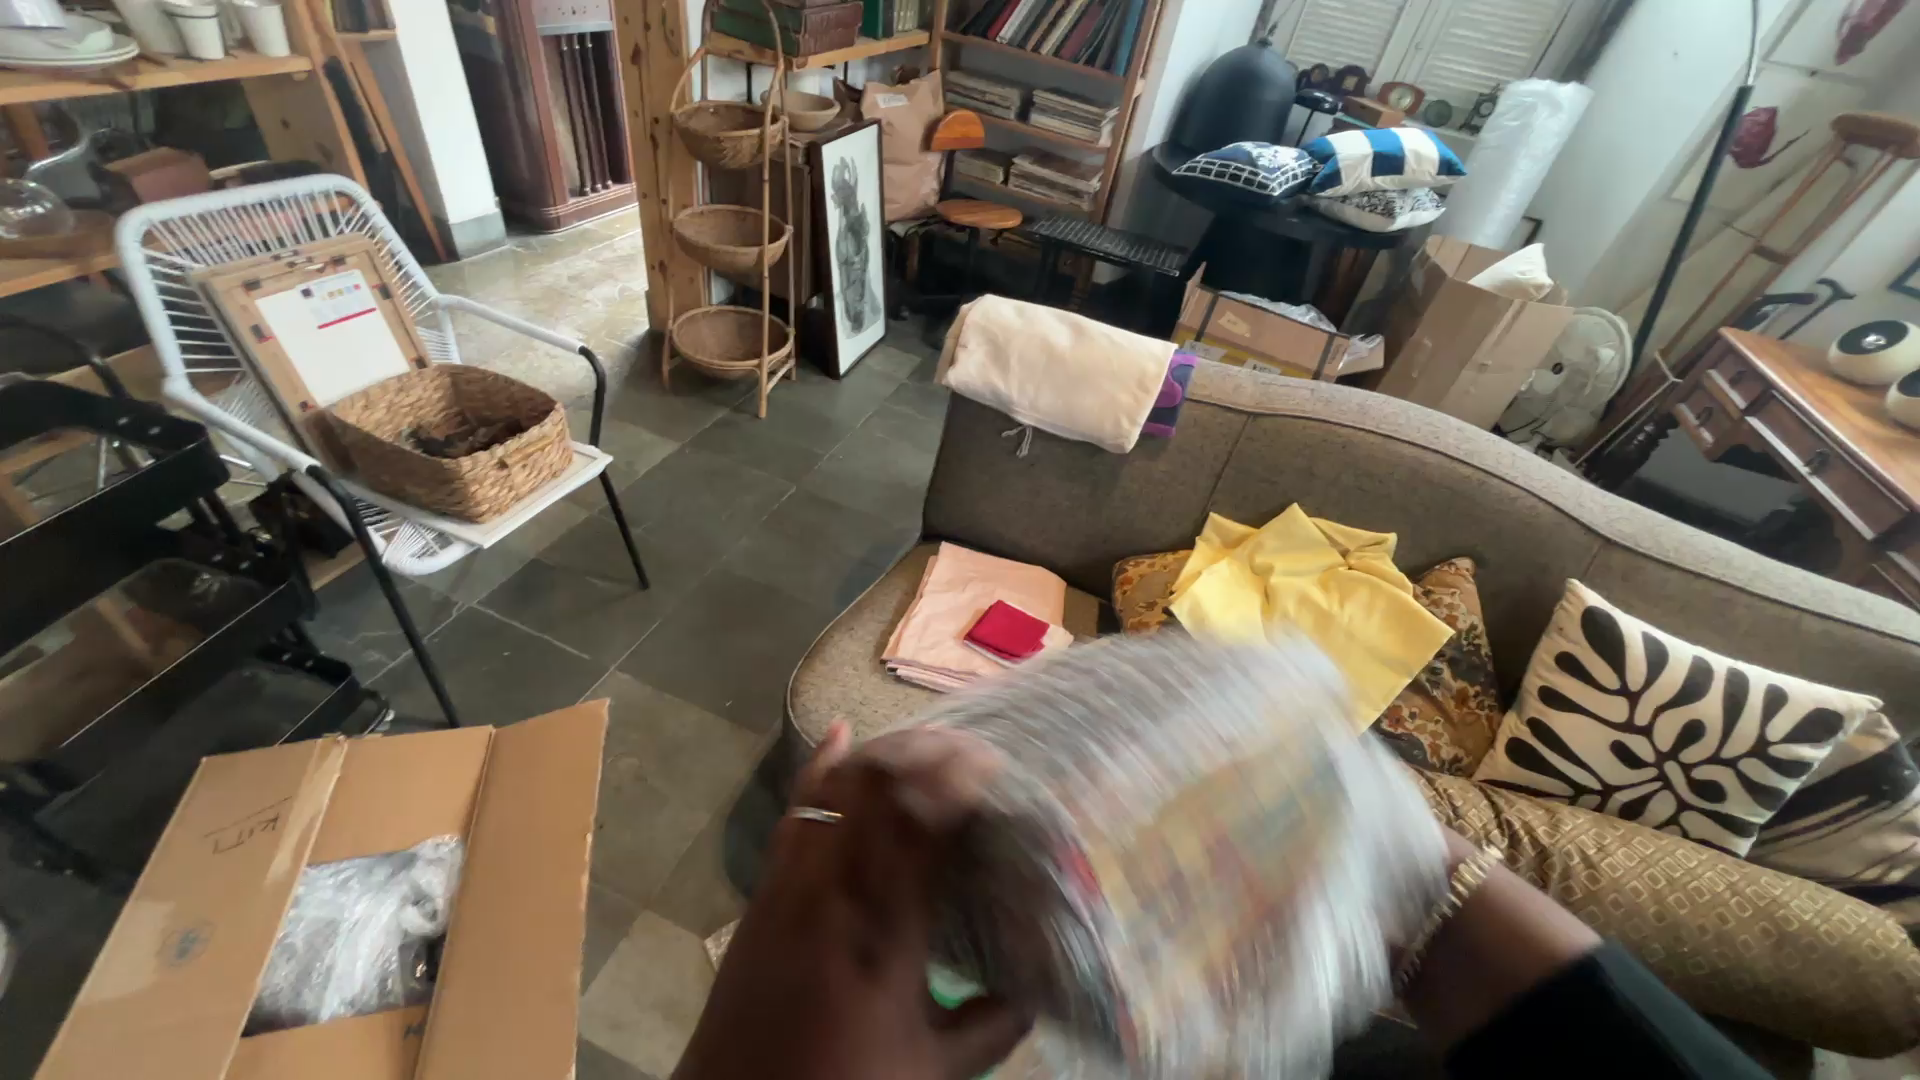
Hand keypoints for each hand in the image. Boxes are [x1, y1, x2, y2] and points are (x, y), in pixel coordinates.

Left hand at [672, 723, 1032, 1079]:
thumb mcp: (927, 1072)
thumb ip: (990, 1029)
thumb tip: (1037, 991)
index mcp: (885, 931)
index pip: (923, 829)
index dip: (956, 783)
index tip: (989, 760)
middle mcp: (837, 889)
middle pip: (879, 791)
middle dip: (925, 753)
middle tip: (965, 743)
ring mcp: (795, 881)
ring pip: (838, 788)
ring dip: (883, 753)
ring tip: (923, 738)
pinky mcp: (768, 885)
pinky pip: (797, 809)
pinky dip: (821, 766)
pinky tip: (841, 734)